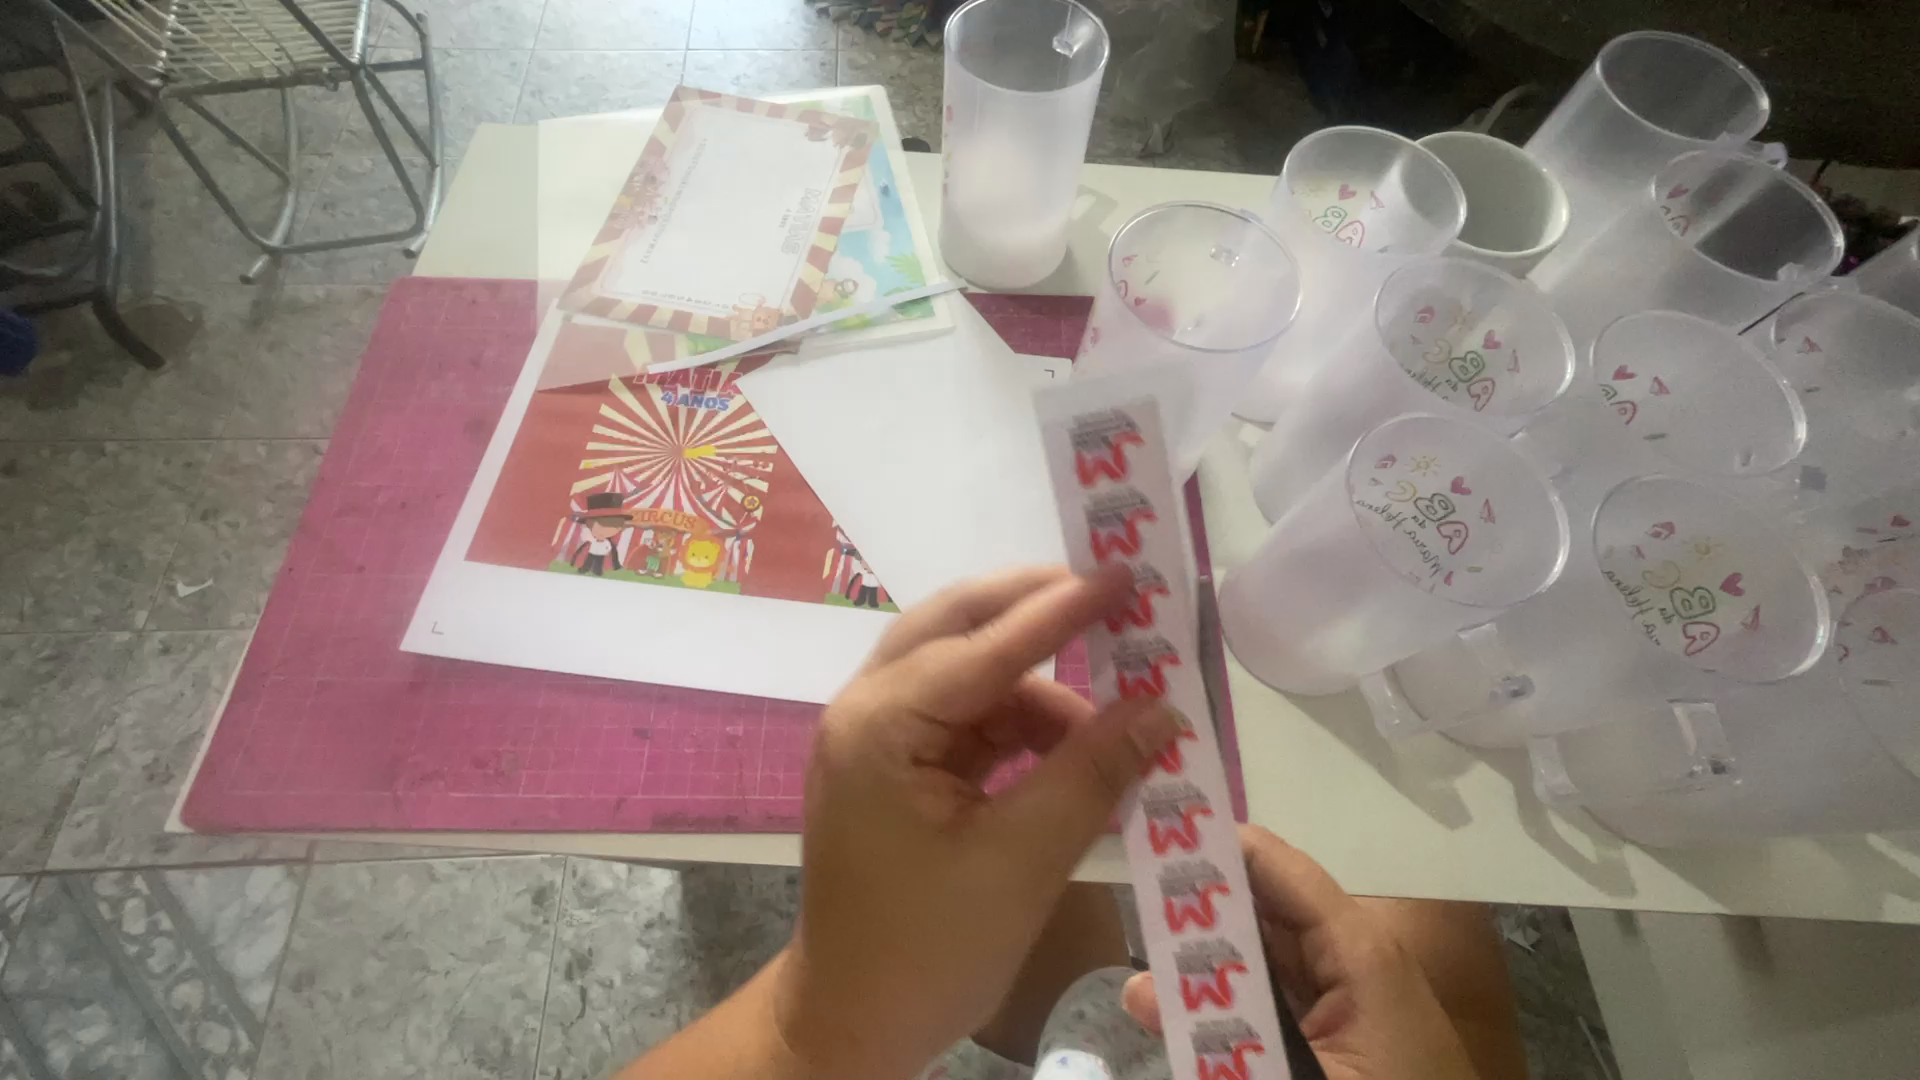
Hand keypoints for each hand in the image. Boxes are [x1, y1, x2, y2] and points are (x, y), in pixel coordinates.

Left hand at [772, 565, 1182, 1079]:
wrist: (852, 1023)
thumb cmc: (928, 950)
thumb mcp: (1022, 862)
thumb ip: (1091, 774)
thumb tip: (1161, 710)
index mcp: (880, 726)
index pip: (983, 648)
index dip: (1060, 611)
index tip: (1122, 575)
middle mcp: (869, 707)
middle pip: (956, 626)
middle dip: (1034, 609)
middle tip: (1109, 596)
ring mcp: (879, 729)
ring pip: (966, 667)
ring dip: (1037, 681)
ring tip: (1112, 706)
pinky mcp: (898, 756)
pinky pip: (968, 710)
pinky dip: (1021, 719)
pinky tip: (1072, 741)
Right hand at [1122, 827, 1480, 1079]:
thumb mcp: (1296, 1070)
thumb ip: (1220, 1033)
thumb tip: (1133, 991)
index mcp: (1357, 949)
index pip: (1271, 863)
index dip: (1210, 842)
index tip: (1143, 836)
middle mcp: (1350, 954)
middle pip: (1256, 904)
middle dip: (1193, 907)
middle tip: (1131, 906)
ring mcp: (1345, 993)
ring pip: (1257, 950)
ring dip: (1201, 960)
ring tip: (1143, 977)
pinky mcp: (1340, 1028)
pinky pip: (1271, 992)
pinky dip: (1226, 998)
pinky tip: (1179, 1013)